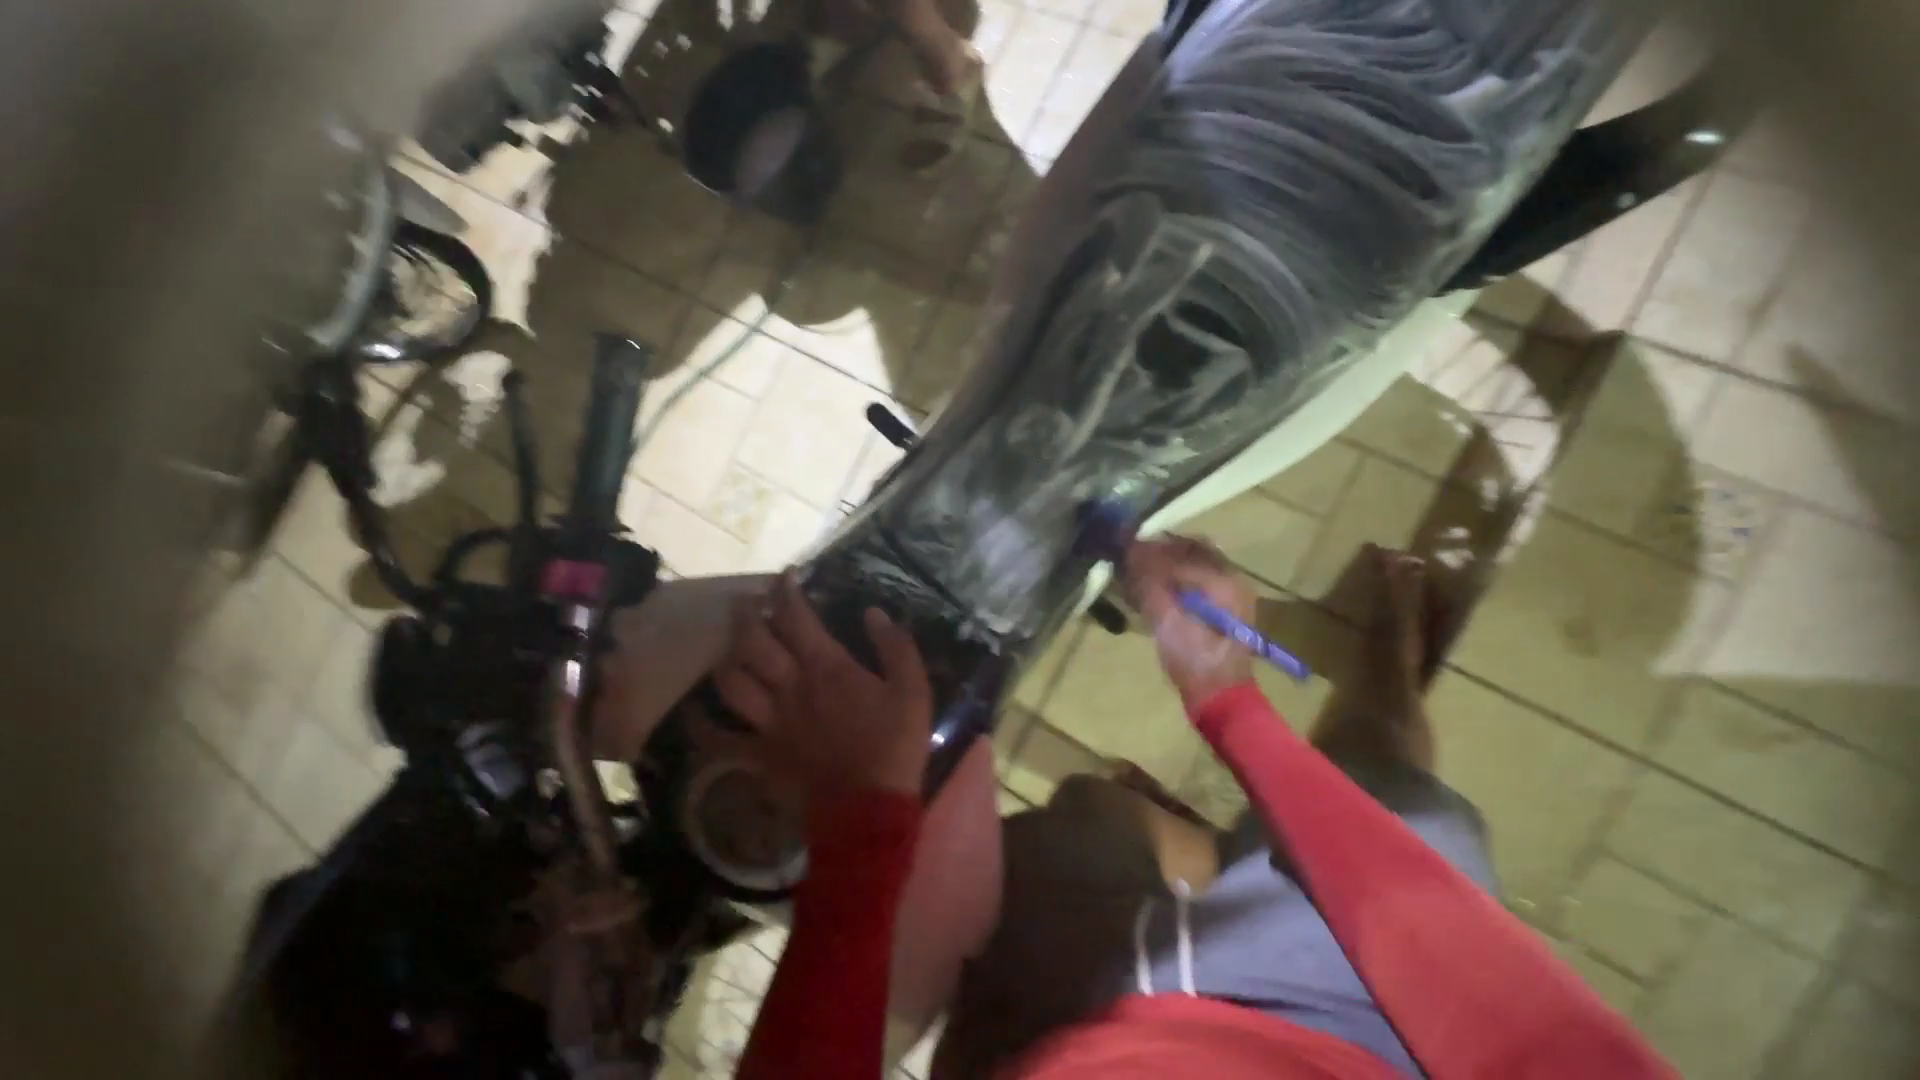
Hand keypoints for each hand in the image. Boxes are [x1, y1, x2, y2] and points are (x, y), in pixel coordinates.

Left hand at [714, 574, 933, 797]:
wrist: (870, 810)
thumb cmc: (895, 746)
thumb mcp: (913, 690)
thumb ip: (895, 647)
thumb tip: (874, 612)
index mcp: (826, 668)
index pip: (796, 616)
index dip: (786, 590)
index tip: (785, 575)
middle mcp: (790, 687)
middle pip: (753, 641)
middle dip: (746, 614)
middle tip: (748, 603)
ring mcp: (769, 722)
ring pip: (731, 680)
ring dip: (727, 658)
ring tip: (730, 648)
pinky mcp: (758, 755)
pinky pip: (718, 739)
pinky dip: (702, 725)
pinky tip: (696, 711)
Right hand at [1121, 535, 1256, 707]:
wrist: (1221, 697)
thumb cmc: (1193, 660)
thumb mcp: (1166, 621)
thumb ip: (1148, 583)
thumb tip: (1129, 553)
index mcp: (1222, 580)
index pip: (1180, 551)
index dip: (1149, 550)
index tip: (1123, 549)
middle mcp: (1234, 579)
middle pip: (1193, 551)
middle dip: (1160, 552)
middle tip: (1132, 558)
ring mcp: (1235, 594)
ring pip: (1198, 564)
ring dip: (1170, 564)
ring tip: (1142, 573)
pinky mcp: (1230, 608)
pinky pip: (1203, 580)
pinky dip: (1181, 578)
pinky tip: (1160, 590)